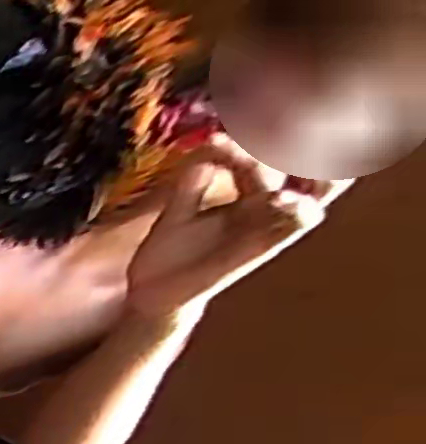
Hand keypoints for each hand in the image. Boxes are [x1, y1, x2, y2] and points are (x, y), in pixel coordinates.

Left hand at [126, 134, 349, 315]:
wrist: (150, 297)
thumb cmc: (165, 257)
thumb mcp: (173, 217)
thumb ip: (188, 188)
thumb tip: (200, 152)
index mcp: (250, 194)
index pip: (276, 154)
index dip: (272, 133)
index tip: (253, 117)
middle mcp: (268, 205)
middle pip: (315, 161)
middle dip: (314, 138)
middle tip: (297, 118)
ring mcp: (267, 225)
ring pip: (322, 186)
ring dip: (318, 166)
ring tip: (300, 147)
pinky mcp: (261, 248)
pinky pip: (297, 223)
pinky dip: (298, 206)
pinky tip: (282, 196)